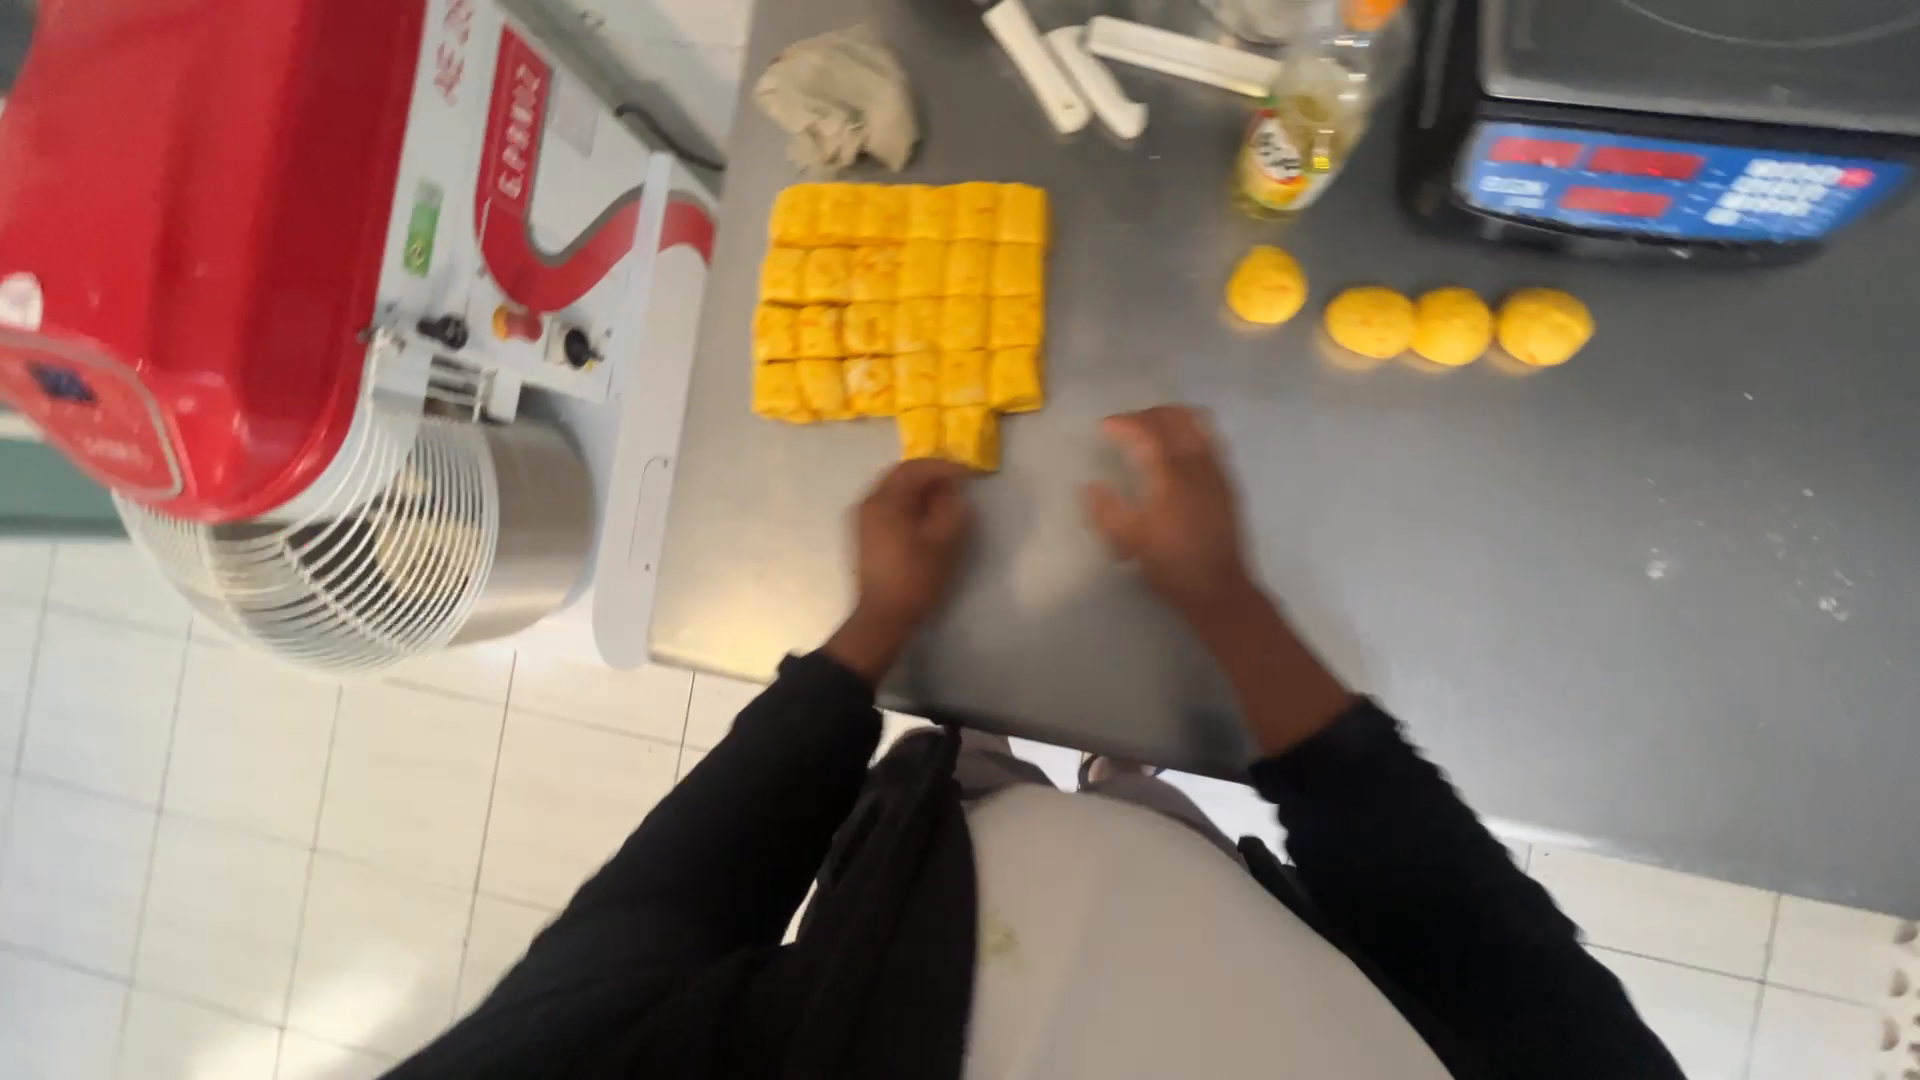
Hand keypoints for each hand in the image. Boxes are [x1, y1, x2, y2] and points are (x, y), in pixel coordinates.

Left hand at [825, 459, 974, 683]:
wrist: (883, 617)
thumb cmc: (916, 578)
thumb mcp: (944, 541)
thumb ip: (951, 507)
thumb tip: (951, 488)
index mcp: (884, 500)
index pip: (915, 468)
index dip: (944, 467)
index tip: (969, 473)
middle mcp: (868, 502)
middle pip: (901, 475)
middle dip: (931, 475)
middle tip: (957, 484)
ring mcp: (862, 518)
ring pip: (894, 490)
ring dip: (920, 490)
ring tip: (945, 500)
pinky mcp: (864, 533)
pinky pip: (888, 505)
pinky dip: (908, 503)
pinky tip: (925, 517)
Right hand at [1083, 407, 1258, 625]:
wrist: (1219, 588)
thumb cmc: (1171, 566)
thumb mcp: (1129, 542)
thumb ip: (1106, 510)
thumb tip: (1090, 485)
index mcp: (1170, 476)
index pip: (1146, 432)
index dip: (1122, 423)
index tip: (1102, 427)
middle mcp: (1197, 464)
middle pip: (1173, 418)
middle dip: (1145, 414)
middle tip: (1124, 425)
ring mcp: (1217, 471)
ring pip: (1197, 423)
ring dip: (1171, 417)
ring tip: (1151, 427)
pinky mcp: (1228, 481)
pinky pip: (1211, 439)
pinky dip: (1190, 431)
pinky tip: (1178, 448)